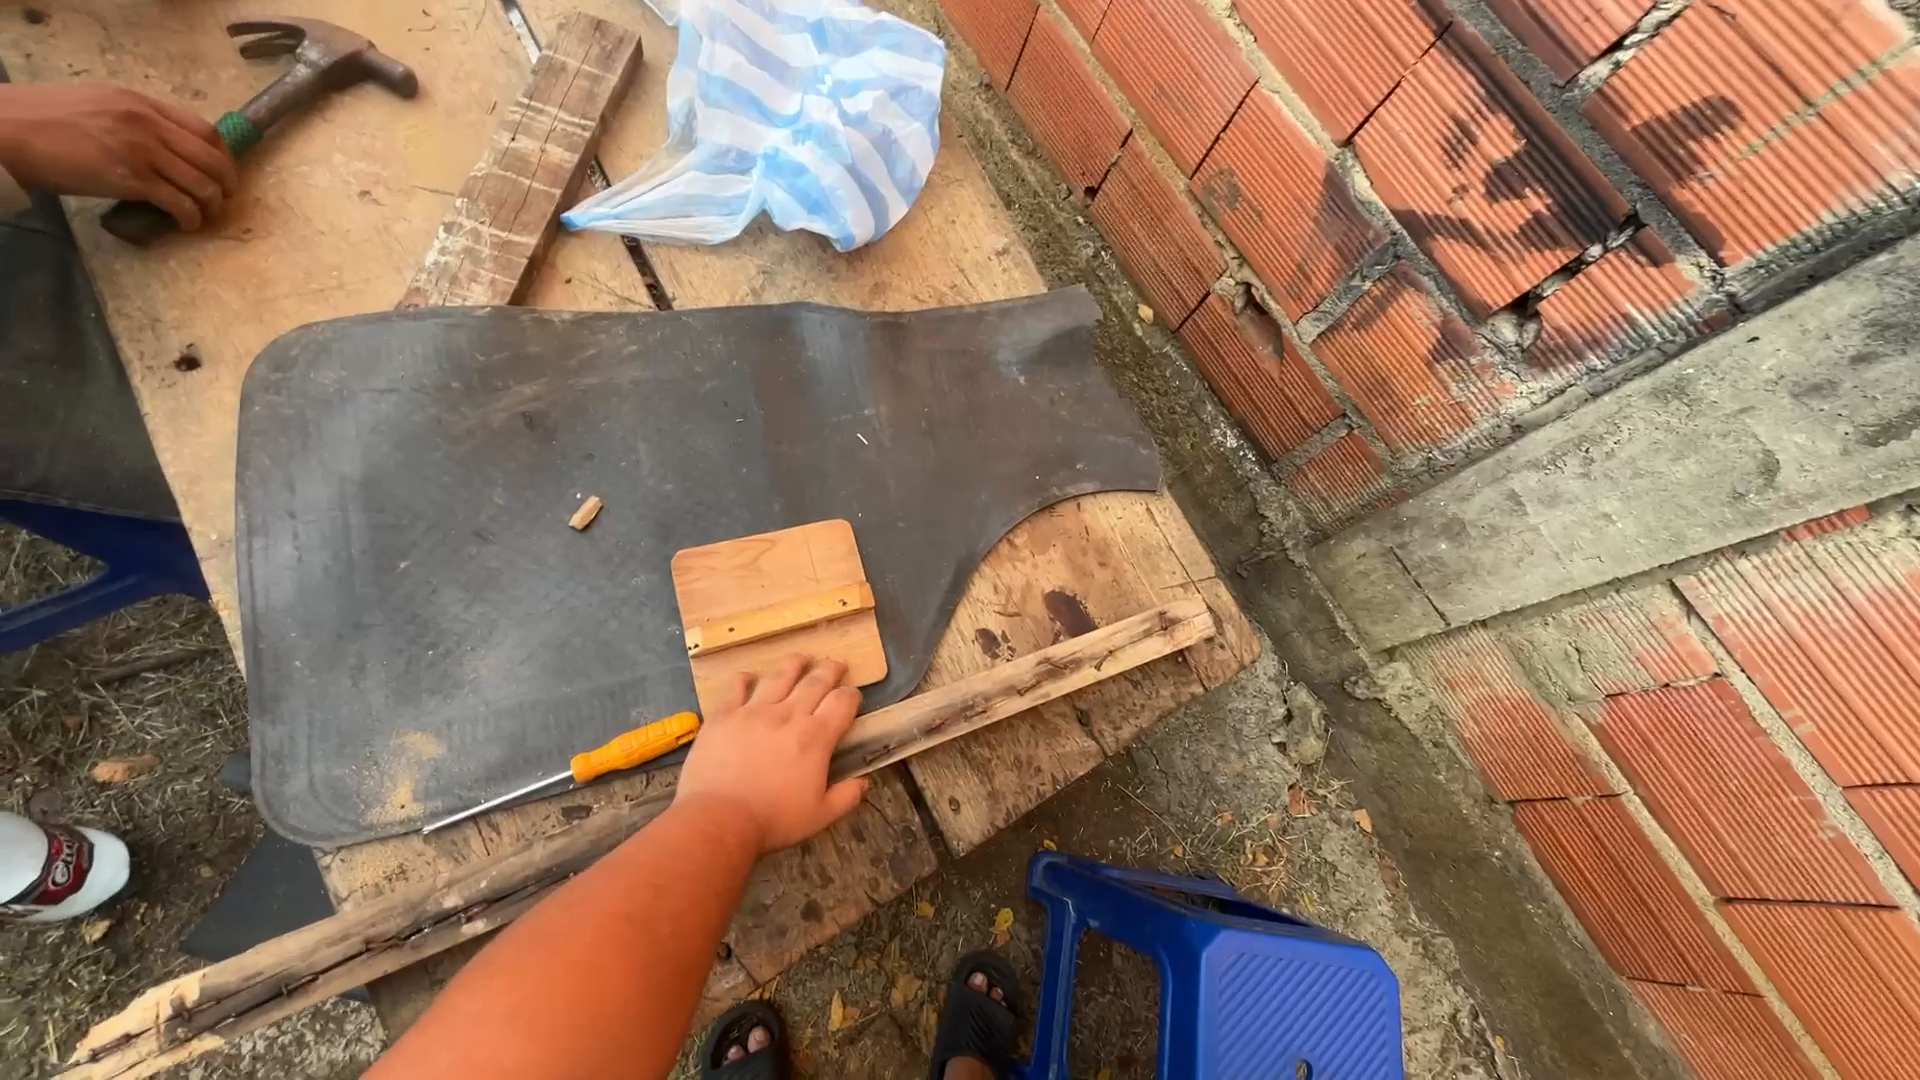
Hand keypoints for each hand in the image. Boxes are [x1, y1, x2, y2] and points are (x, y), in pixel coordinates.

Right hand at [0, 82, 236, 229]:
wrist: (1, 130)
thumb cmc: (44, 120)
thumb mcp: (97, 104)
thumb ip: (138, 120)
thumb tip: (174, 146)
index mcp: (140, 104)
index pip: (207, 131)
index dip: (225, 158)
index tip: (223, 173)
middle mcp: (148, 125)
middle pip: (215, 162)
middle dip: (228, 186)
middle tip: (222, 200)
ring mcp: (142, 152)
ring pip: (205, 187)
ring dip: (212, 207)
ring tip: (203, 215)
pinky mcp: (133, 178)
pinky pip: (183, 205)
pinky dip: (191, 219)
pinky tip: (185, 224)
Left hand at [673, 655, 869, 855]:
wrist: (718, 819)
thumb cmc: (772, 820)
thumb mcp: (820, 816)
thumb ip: (846, 797)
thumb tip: (864, 782)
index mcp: (815, 737)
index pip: (842, 703)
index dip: (852, 695)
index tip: (853, 695)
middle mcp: (788, 715)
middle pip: (815, 682)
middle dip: (830, 670)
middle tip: (836, 663)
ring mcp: (754, 711)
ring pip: (779, 677)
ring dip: (794, 665)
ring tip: (802, 658)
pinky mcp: (724, 715)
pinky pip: (737, 688)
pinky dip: (745, 679)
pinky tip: (749, 676)